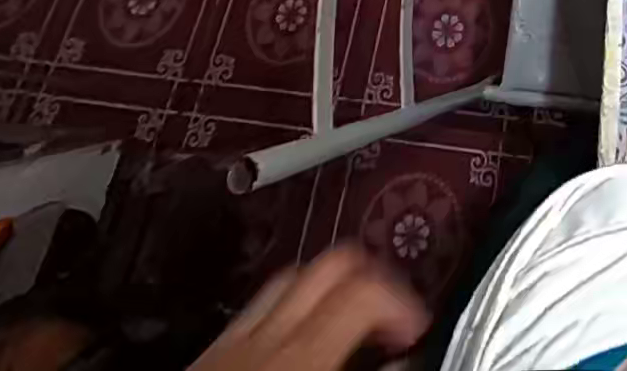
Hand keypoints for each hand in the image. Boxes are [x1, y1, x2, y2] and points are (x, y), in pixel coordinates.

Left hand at [187, 243, 429, 370]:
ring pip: (294, 277)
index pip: (363, 293)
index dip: (402, 300)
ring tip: (352, 322)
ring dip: (332, 287)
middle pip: (331, 266)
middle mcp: (264, 341)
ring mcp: (230, 344)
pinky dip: (291, 307)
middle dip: (373, 279)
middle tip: (393, 318)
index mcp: (299, 363)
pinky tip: (298, 342)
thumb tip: (400, 361)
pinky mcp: (208, 357)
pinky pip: (259, 305)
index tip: (418, 329)